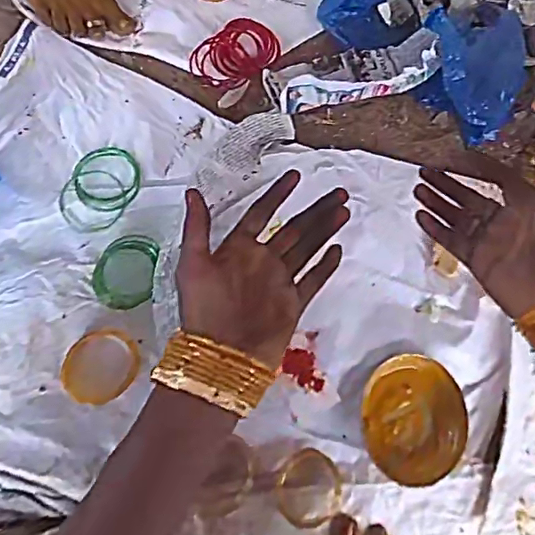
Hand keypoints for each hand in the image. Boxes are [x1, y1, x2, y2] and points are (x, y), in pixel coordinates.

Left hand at [176, 171, 348, 363]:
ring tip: (344, 211)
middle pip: (294, 228)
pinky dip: (325, 265)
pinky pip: (312, 280)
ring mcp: (279, 281)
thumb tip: (191, 192)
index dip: (278, 194)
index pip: (262, 213)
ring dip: (325, 229)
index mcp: (238, 249)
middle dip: (316, 210)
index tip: (295, 176)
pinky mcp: (293, 303)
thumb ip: (197, 228)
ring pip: (308, 248)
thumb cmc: (203, 310)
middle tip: (338, 193)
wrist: (220, 357)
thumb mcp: (193, 264)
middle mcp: (262, 261)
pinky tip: (337, 249)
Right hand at [412, 149, 534, 318]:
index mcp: (529, 203)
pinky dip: (436, 229)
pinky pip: (453, 240)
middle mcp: (506, 219)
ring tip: (419, 187)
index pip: (498, 178)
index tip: (459, 155)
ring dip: (438, 202)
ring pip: (457, 216)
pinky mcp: (479, 261)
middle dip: (449, 183)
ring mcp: (491, 241)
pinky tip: (421, 215)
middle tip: (427, 170)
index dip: (479, 167)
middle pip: (471, 196)